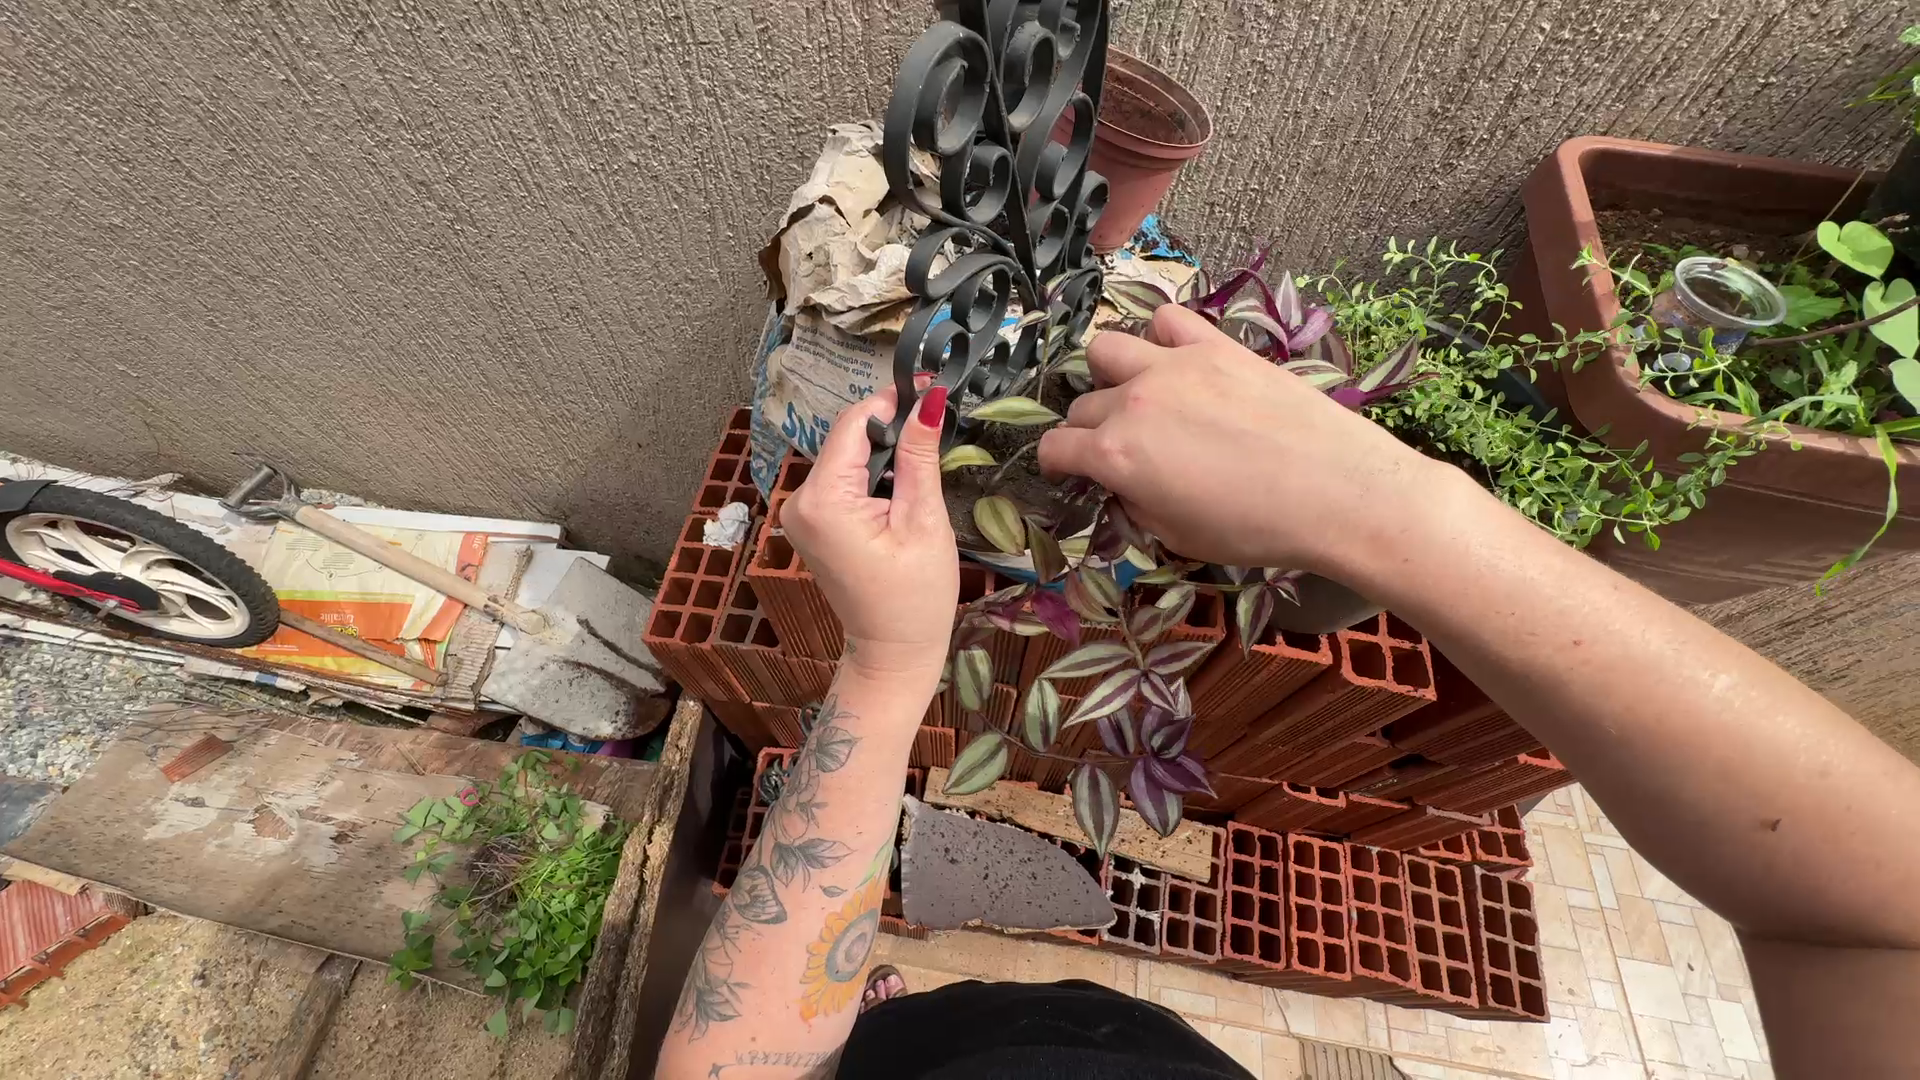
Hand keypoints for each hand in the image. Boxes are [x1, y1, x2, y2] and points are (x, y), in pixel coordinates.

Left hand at [782, 383, 959, 678]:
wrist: (894, 651)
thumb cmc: (916, 596)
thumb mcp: (924, 520)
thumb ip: (919, 456)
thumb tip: (928, 400)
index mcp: (823, 500)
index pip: (852, 424)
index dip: (892, 401)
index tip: (931, 386)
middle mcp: (800, 501)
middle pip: (846, 439)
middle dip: (889, 428)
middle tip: (934, 425)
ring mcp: (801, 514)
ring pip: (844, 457)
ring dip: (882, 452)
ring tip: (922, 462)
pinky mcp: (812, 523)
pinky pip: (840, 480)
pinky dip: (870, 475)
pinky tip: (899, 490)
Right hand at [1036, 304, 1446, 579]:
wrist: (1339, 493)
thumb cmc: (1253, 530)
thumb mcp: (1175, 537)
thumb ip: (1132, 503)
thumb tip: (1122, 482)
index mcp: (1115, 455)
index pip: (1054, 448)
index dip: (1057, 464)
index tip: (1070, 471)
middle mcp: (1132, 402)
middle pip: (1081, 404)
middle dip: (1088, 429)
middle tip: (1120, 448)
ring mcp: (1173, 365)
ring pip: (1106, 348)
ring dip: (1111, 375)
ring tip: (1139, 396)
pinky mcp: (1215, 345)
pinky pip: (1167, 319)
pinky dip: (1162, 338)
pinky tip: (1179, 362)